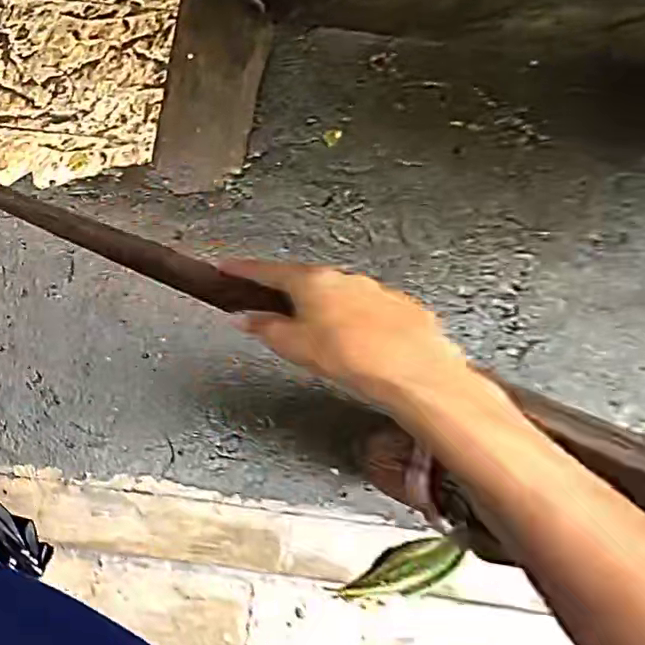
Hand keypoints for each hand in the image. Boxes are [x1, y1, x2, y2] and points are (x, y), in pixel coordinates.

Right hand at [220, 259, 480, 411]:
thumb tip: (247, 319)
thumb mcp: (289, 344)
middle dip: (288, 294)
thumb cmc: (355, 358)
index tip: (229, 267)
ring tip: (320, 339)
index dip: (243, 270)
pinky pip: (370, 311)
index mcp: (312, 281)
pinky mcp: (405, 311)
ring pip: (340, 296)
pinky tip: (355, 345)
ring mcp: (378, 292)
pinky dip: (357, 323)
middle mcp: (346, 279)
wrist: (416, 377)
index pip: (266, 270)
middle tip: (275, 312)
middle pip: (305, 281)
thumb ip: (263, 327)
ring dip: (325, 311)